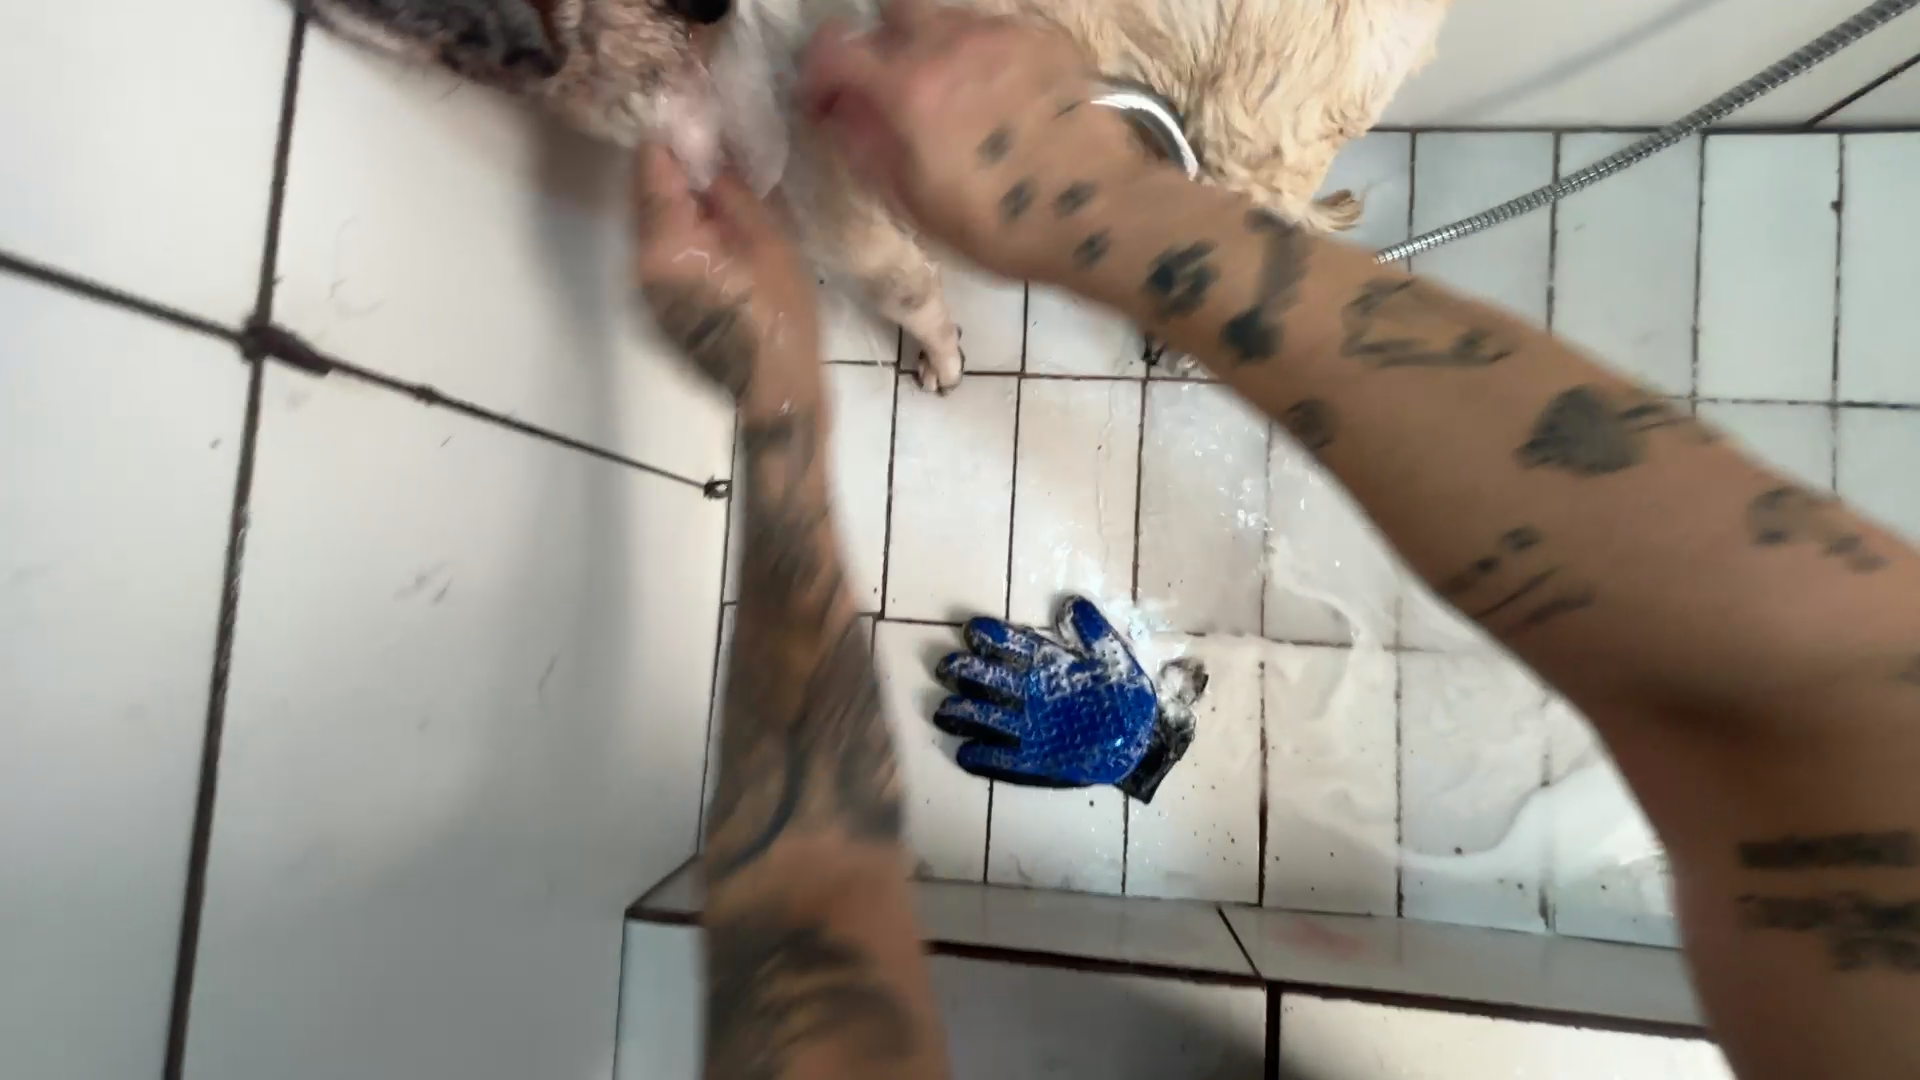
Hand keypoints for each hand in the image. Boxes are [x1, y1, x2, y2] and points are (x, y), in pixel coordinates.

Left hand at [631, 144, 821, 412]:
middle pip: (647, 199)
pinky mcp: (658, 313)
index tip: (708, 133)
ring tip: (729, 218)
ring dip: (685, 215)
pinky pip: (664, 261)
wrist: (778, 392)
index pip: (651, 167)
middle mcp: (640, 266)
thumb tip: (710, 153)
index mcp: (664, 245)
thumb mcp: (770, 242)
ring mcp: (645, 294)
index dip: (677, 142)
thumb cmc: (783, 317)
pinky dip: (686, 247)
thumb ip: (732, 189)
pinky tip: (724, 258)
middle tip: (726, 173)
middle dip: (682, 180)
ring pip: (655, 231)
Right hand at [798, 0, 1156, 284]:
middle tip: (893, 92)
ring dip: (934, 49)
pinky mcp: (1047, 40)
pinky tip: (1000, 100)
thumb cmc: (1002, 229)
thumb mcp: (922, 208)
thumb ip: (872, 153)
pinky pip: (997, 31)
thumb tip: (843, 119)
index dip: (817, 73)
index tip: (821, 101)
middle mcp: (950, 42)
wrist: (1097, 214)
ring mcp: (1003, 34)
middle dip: (881, 46)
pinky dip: (982, 57)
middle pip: (894, 11)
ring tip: (952, 101)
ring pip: (948, 16)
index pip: (835, 49)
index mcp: (909, 89)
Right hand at [933, 597, 1206, 801]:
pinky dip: (985, 755)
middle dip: (967, 671)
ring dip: (967, 712)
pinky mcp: (1037, 757)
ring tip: (946, 710)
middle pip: (992, 677)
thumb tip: (1068, 603)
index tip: (973, 630)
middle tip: (948, 667)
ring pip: (991, 715)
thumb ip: (1093, 630)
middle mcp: (1033, 692)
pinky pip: (1006, 757)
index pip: (1015, 644)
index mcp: (1050, 665)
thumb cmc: (1126, 695)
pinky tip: (966, 752)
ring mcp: (1033, 725)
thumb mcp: (1114, 658)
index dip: (993, 636)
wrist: (1142, 740)